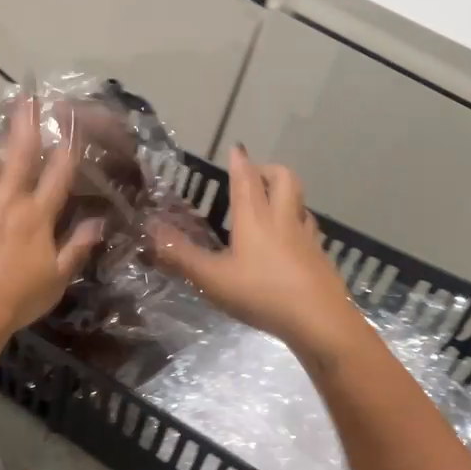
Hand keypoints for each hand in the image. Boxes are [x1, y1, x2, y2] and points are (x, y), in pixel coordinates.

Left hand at [0, 97, 103, 339]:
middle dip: (25, 120)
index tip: (72, 119)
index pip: (59, 173)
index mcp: (38, 215)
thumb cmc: (18, 299)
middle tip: (27, 92)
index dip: (68, 145)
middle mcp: (8, 199)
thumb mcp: (58, 277)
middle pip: (19, 152)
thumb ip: (78, 247)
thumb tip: (100, 222)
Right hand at [150, 146, 365, 355]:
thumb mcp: (211, 278)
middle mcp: (283, 220)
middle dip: (269, 170)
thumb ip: (180, 255)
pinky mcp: (320, 258)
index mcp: (255, 218)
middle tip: (254, 176)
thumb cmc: (261, 293)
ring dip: (286, 196)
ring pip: (300, 203)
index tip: (236, 148)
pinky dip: (297, 226)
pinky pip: (309, 230)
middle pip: (284, 179)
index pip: (246, 180)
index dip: (240, 162)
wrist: (318, 320)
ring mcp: (306, 238)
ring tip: (271, 206)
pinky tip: (289, 243)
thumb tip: (150, 229)